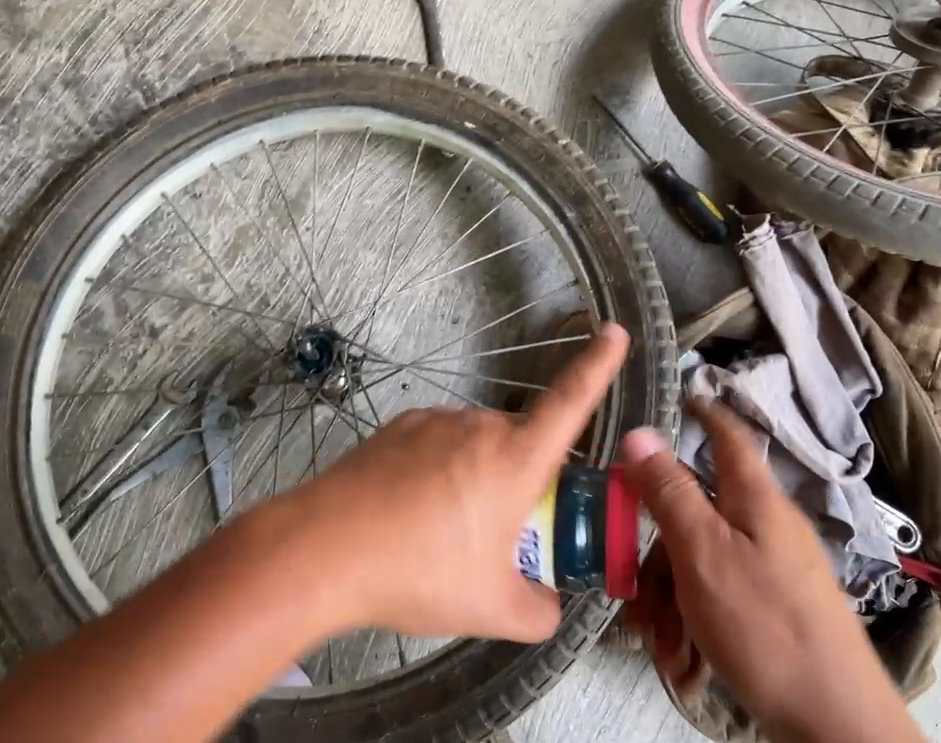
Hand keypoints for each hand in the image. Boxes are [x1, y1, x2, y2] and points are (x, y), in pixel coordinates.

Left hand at [272, 322, 629, 642]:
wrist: (324, 549)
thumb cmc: (420, 573)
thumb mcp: (492, 609)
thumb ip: (538, 610)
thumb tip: (549, 604)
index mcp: (515, 459)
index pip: (572, 401)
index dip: (599, 364)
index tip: (616, 330)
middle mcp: (480, 426)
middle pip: (523, 441)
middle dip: (527, 478)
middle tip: (504, 533)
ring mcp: (435, 421)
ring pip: (479, 445)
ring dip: (481, 476)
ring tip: (445, 532)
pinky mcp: (399, 426)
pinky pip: (440, 444)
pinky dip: (442, 471)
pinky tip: (413, 513)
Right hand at [620, 398, 922, 742]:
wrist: (837, 723)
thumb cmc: (765, 625)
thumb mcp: (703, 553)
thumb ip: (668, 492)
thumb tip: (640, 431)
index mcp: (754, 500)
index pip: (729, 438)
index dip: (705, 415)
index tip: (682, 398)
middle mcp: (765, 528)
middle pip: (696, 517)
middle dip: (657, 559)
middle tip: (635, 601)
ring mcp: (772, 573)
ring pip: (701, 566)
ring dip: (670, 606)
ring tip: (661, 652)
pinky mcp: (774, 614)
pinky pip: (720, 603)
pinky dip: (695, 630)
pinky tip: (685, 667)